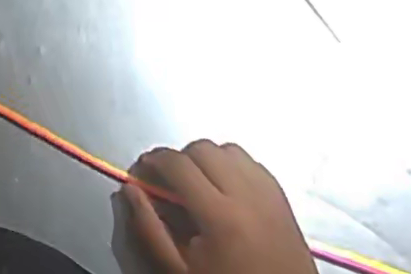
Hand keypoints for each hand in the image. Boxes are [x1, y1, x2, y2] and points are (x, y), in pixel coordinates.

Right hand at [123, 142, 316, 273]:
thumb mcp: (181, 272)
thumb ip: (150, 228)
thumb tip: (130, 189)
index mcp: (220, 216)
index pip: (179, 165)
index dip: (155, 160)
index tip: (142, 169)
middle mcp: (246, 193)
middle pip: (202, 149)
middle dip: (180, 159)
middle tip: (169, 182)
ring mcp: (267, 190)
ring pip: (226, 149)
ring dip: (206, 159)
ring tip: (198, 184)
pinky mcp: (280, 193)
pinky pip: (248, 160)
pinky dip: (230, 164)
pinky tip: (224, 189)